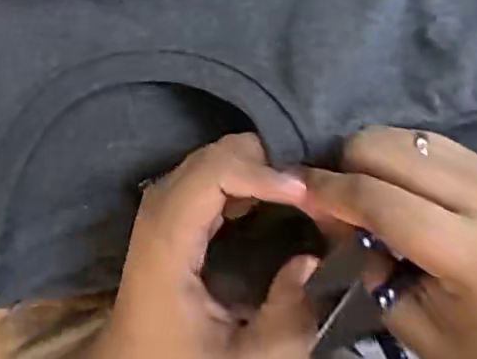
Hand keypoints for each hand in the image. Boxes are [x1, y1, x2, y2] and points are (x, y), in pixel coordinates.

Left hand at [93, 134, 319, 358]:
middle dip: (266, 163)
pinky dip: (246, 179)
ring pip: (213, 160)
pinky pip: (211, 177)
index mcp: (167, 234)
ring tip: (304, 195)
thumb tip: (316, 262)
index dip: (262, 173)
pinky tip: (276, 199)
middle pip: (214, 156)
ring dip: (258, 168)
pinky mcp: (172, 214)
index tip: (308, 193)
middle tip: (315, 192)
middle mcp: (160, 205)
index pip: (214, 171)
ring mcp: (163, 205)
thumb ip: (285, 320)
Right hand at [301, 127, 476, 358]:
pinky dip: (397, 154)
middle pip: (384, 147)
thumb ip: (360, 259)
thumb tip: (314, 201)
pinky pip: (422, 137)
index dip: (328, 188)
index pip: (377, 197)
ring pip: (399, 133)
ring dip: (371, 157)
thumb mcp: (414, 324)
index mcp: (474, 254)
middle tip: (336, 199)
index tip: (294, 185)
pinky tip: (396, 186)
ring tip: (366, 193)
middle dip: (347, 166)